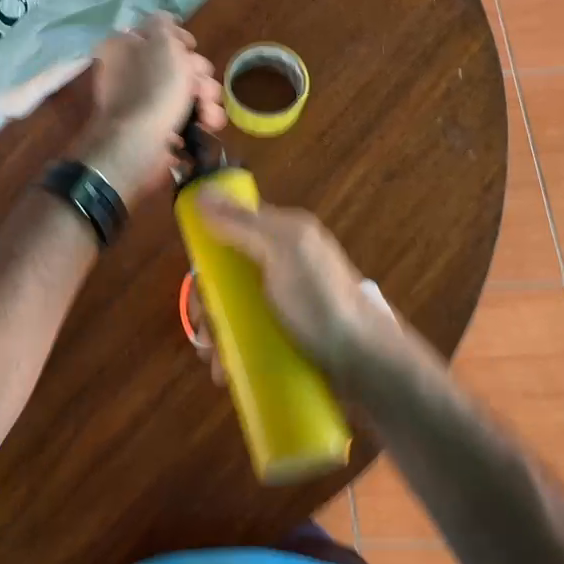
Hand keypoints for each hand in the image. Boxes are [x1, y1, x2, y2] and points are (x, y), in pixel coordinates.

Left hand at [78, 13, 224, 199]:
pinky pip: (182, 115)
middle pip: (175, 63)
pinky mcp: (154, 126)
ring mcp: (140, 101)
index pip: (155, 32)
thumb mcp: (161, 42)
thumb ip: (163, 23)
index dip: (179, 39)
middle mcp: (129, 72)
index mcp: (123, 47)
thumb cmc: (152, 87)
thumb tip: (164, 21)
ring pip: (183, 90)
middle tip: (202, 86)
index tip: (190, 47)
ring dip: (205, 98)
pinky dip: (198, 118)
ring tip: (209, 113)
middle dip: (198, 74)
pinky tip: (207, 124)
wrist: (140, 143)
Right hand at [195, 195, 433, 387]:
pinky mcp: (286, 340)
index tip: (196, 279)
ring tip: (214, 360)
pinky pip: (247, 341)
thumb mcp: (284, 251)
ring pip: (233, 313)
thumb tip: (203, 192)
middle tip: (204, 331)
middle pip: (226, 278)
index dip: (208, 251)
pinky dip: (231, 355)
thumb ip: (244, 223)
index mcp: (282, 238)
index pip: (230, 230)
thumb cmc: (323, 302)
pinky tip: (224, 372)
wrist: (367, 364)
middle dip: (208, 304)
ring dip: (216, 335)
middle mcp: (281, 267)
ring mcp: (283, 307)